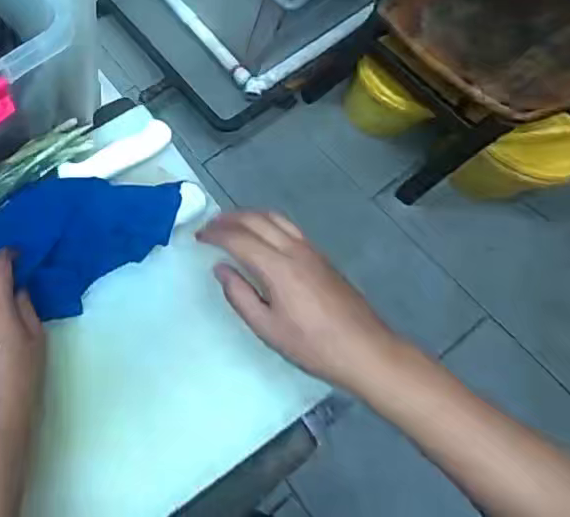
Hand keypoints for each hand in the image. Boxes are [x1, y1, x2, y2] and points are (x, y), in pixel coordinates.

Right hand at [197, 210, 409, 390]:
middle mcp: (293, 250)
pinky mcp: (321, 256)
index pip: (238, 238)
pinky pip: (287, 226)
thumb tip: (221, 269)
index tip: (199, 237)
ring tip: (231, 224)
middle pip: (254, 219)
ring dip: (247, 215)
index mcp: (278, 267)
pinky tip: (261, 234)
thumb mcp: (269, 330)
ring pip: (273, 217)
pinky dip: (266, 221)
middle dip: (228, 219)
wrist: (369, 353)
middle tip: (210, 226)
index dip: (215, 234)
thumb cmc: (315, 347)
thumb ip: (240, 296)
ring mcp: (310, 250)